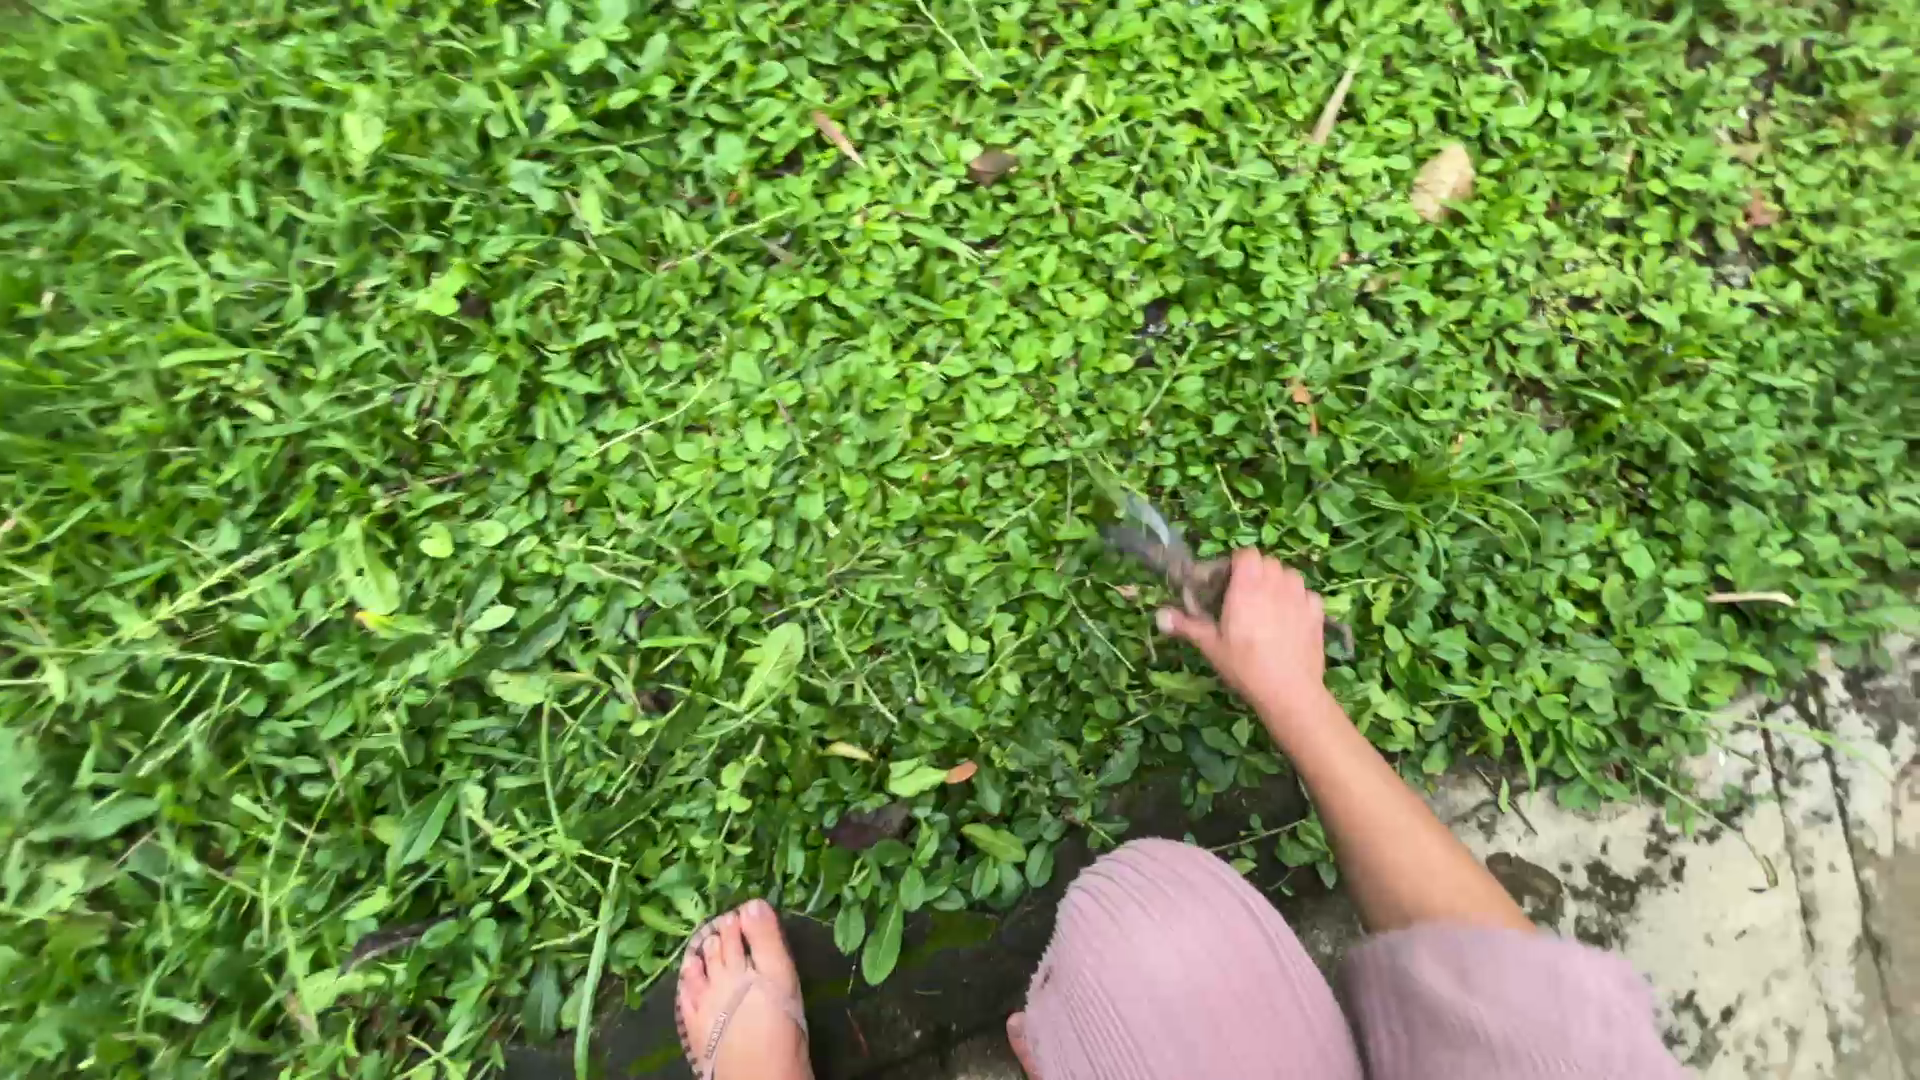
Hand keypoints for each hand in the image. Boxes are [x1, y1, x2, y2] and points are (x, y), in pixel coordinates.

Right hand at [1157, 549, 1328, 720]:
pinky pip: (1307, 594)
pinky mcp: (1318, 613)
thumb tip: (1159, 615)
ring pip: (1289, 575)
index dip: (1237, 562)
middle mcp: (1275, 585)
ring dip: (1278, 582)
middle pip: (1268, 561)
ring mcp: (1300, 597)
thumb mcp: (1211, 646)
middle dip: (1256, 572)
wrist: (1289, 691)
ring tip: (1268, 604)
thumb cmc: (1244, 666)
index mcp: (1246, 587)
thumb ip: (1187, 625)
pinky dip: (1298, 599)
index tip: (1227, 581)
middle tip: (1244, 595)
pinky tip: (1290, 618)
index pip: (1246, 553)